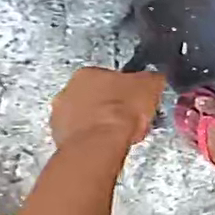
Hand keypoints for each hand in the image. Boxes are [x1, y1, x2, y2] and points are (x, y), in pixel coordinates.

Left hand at [50, 67, 165, 150]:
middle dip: (111, 103)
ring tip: (121, 130)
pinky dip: (94, 136)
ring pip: (87, 114)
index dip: (126, 87)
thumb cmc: (121, 111)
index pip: (109, 75)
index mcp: (87, 72)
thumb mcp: (151, 85)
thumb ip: (151, 78)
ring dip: (101, 120)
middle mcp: (68, 90)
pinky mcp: (60, 136)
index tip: (136, 97)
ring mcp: (60, 114)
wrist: (101, 142)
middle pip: (95, 94)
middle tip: (129, 114)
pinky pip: (82, 133)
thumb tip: (155, 78)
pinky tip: (109, 141)